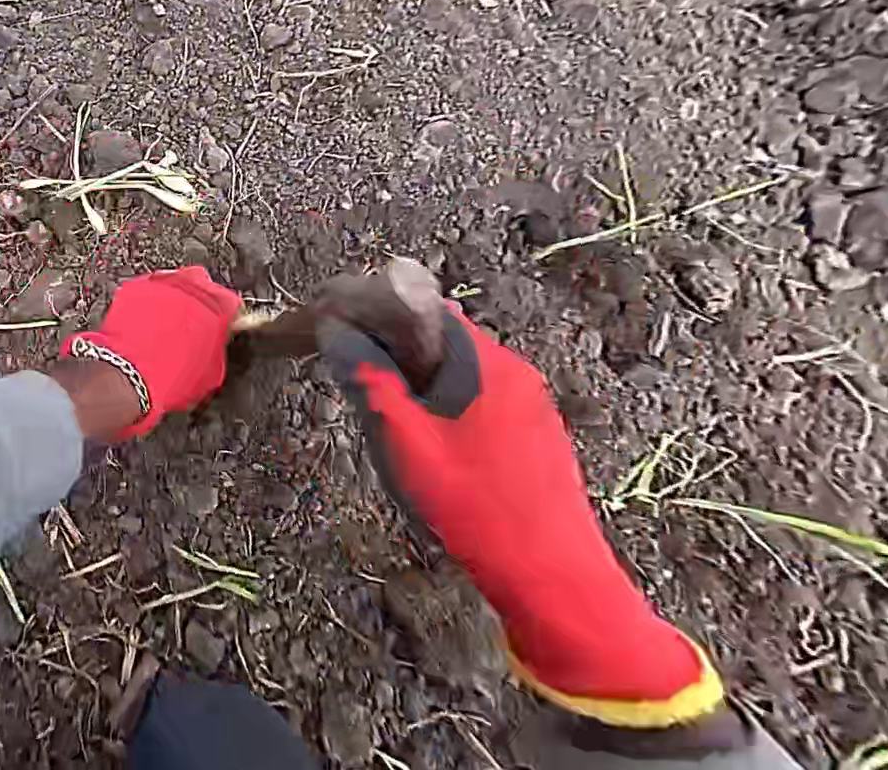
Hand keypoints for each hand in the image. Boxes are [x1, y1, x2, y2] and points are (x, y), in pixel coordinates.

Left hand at [64, 267, 240, 442]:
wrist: (130, 376)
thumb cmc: (170, 378)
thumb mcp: (211, 373)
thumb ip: (219, 348)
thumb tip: (216, 344)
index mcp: (219, 306)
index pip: (231, 303)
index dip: (225, 317)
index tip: (220, 326)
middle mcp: (192, 287)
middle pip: (201, 284)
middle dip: (198, 302)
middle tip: (191, 325)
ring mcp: (162, 284)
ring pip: (173, 283)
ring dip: (172, 299)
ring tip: (164, 324)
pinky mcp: (135, 287)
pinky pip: (147, 289)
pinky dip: (147, 302)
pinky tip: (144, 323)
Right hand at [317, 306, 724, 728]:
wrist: (553, 578)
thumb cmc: (472, 503)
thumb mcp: (403, 439)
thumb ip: (368, 379)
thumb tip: (334, 329)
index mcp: (484, 362)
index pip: (423, 308)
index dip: (376, 311)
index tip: (343, 329)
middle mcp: (512, 371)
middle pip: (439, 337)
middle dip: (394, 350)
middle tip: (362, 380)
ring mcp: (529, 402)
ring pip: (456, 368)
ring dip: (417, 379)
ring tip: (392, 417)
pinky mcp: (534, 430)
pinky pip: (476, 395)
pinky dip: (442, 400)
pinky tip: (431, 441)